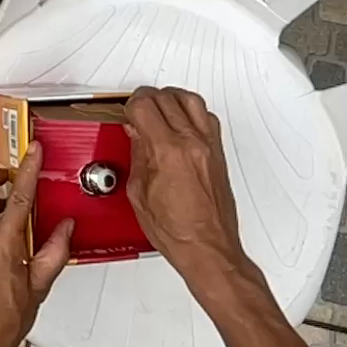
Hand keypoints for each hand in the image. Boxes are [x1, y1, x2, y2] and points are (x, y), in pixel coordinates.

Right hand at [124, 86, 252, 293]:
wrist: (209, 249)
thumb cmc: (177, 232)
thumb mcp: (139, 193)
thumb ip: (137, 155)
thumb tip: (136, 134)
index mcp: (168, 152)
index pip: (144, 105)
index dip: (130, 106)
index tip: (127, 114)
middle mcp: (192, 144)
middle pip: (166, 97)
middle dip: (146, 99)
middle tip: (137, 110)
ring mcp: (209, 146)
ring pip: (190, 99)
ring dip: (170, 98)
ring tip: (158, 108)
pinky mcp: (219, 152)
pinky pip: (206, 116)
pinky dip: (191, 111)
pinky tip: (180, 120)